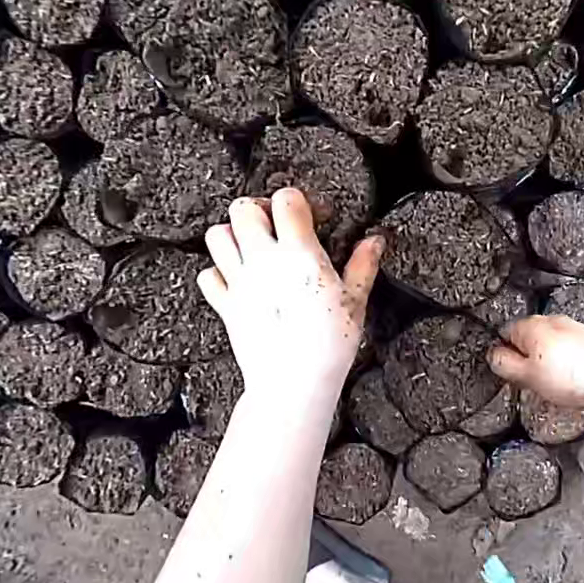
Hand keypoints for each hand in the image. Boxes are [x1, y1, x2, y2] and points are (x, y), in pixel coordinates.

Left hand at [200, 189, 381, 394]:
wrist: (293, 383)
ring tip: (255, 248)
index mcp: (299, 254)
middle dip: (261, 209)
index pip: (287, 200)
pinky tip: (240, 280)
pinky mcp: (226, 305)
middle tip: (278, 226)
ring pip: (218, 235)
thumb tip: (375, 241)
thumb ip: (363, 264)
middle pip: (243, 208)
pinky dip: (219, 272)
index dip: (300, 201)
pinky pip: (208, 275)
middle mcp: (264, 260)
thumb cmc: (329, 343)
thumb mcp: (356, 300)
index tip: (315, 216)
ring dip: (235, 235)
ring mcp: (240, 281)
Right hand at [487, 315, 583, 410]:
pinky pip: (571, 350)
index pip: (505, 334)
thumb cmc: (574, 376)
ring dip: (550, 361)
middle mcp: (552, 320)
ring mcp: (574, 327)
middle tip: (536, 381)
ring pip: (551, 344)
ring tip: (559, 384)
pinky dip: (569, 362)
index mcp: (531, 325)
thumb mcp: (528, 377)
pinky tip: (575, 379)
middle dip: (529, 359)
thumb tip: (494, 356)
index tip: (514, 373)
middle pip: (529, 338)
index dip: (507, 356)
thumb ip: (505, 365)